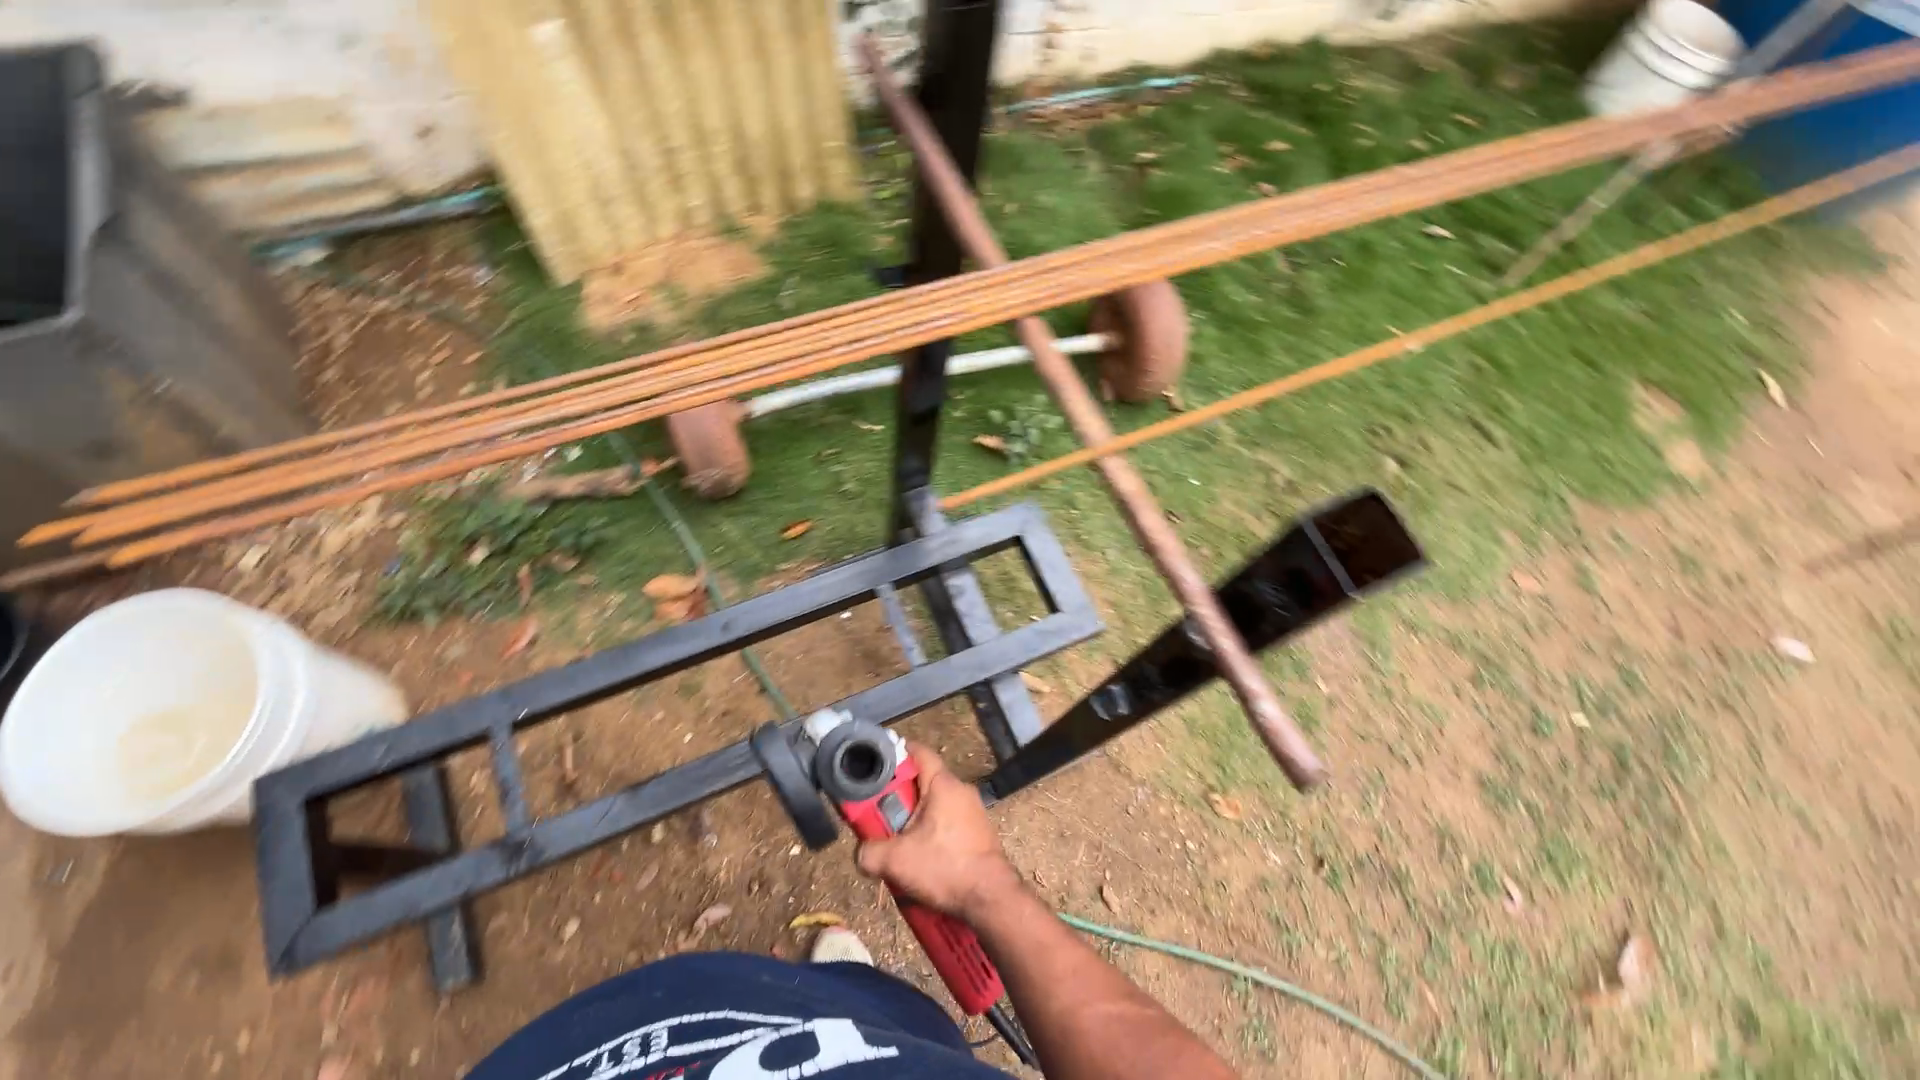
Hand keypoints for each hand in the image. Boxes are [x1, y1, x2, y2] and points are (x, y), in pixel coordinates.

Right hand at [854, 743, 1021, 920]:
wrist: (991, 899)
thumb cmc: (945, 868)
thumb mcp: (895, 861)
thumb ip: (868, 852)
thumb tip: (862, 853)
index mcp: (944, 784)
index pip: (917, 751)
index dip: (892, 754)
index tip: (873, 766)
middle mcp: (961, 791)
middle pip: (921, 781)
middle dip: (897, 797)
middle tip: (878, 816)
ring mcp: (973, 812)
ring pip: (932, 805)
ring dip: (912, 820)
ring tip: (896, 843)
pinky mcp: (977, 833)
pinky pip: (945, 823)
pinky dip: (929, 834)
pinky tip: (919, 858)